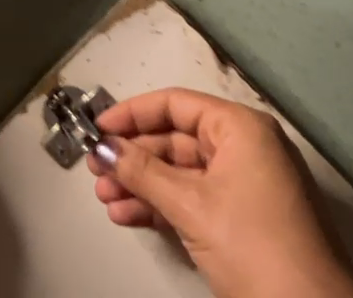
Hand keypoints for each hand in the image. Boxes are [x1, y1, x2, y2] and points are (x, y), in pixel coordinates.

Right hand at [87, 89, 352, 297]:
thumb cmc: (255, 247)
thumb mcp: (191, 205)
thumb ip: (141, 171)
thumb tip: (103, 149)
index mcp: (241, 129)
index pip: (176, 105)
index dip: (132, 113)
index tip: (98, 126)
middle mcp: (246, 148)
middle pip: (175, 139)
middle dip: (133, 157)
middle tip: (97, 169)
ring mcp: (246, 185)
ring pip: (180, 172)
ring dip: (141, 184)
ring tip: (107, 198)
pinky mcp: (244, 218)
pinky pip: (193, 198)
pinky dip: (161, 206)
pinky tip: (129, 215)